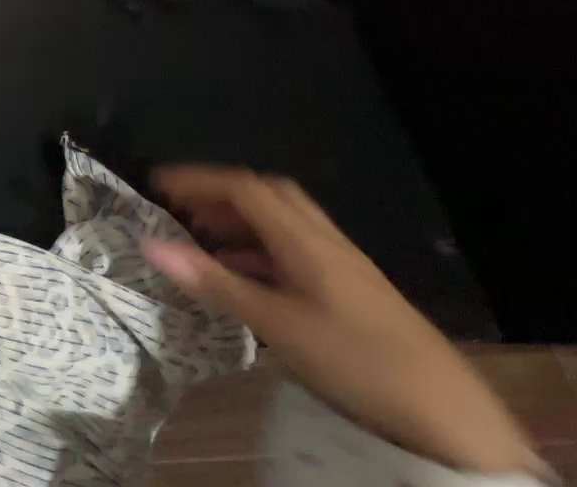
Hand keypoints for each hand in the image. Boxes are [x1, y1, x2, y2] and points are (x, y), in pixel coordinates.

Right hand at [142, 166, 537, 475]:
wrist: (449, 418)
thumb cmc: (355, 360)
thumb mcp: (275, 323)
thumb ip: (213, 282)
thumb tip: (149, 244)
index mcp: (305, 242)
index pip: (246, 189)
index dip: (198, 180)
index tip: (156, 184)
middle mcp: (326, 243)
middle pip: (271, 196)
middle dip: (221, 194)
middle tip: (183, 207)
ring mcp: (344, 268)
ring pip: (286, 223)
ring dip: (241, 221)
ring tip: (204, 240)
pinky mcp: (352, 292)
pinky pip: (297, 249)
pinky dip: (261, 248)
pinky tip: (245, 276)